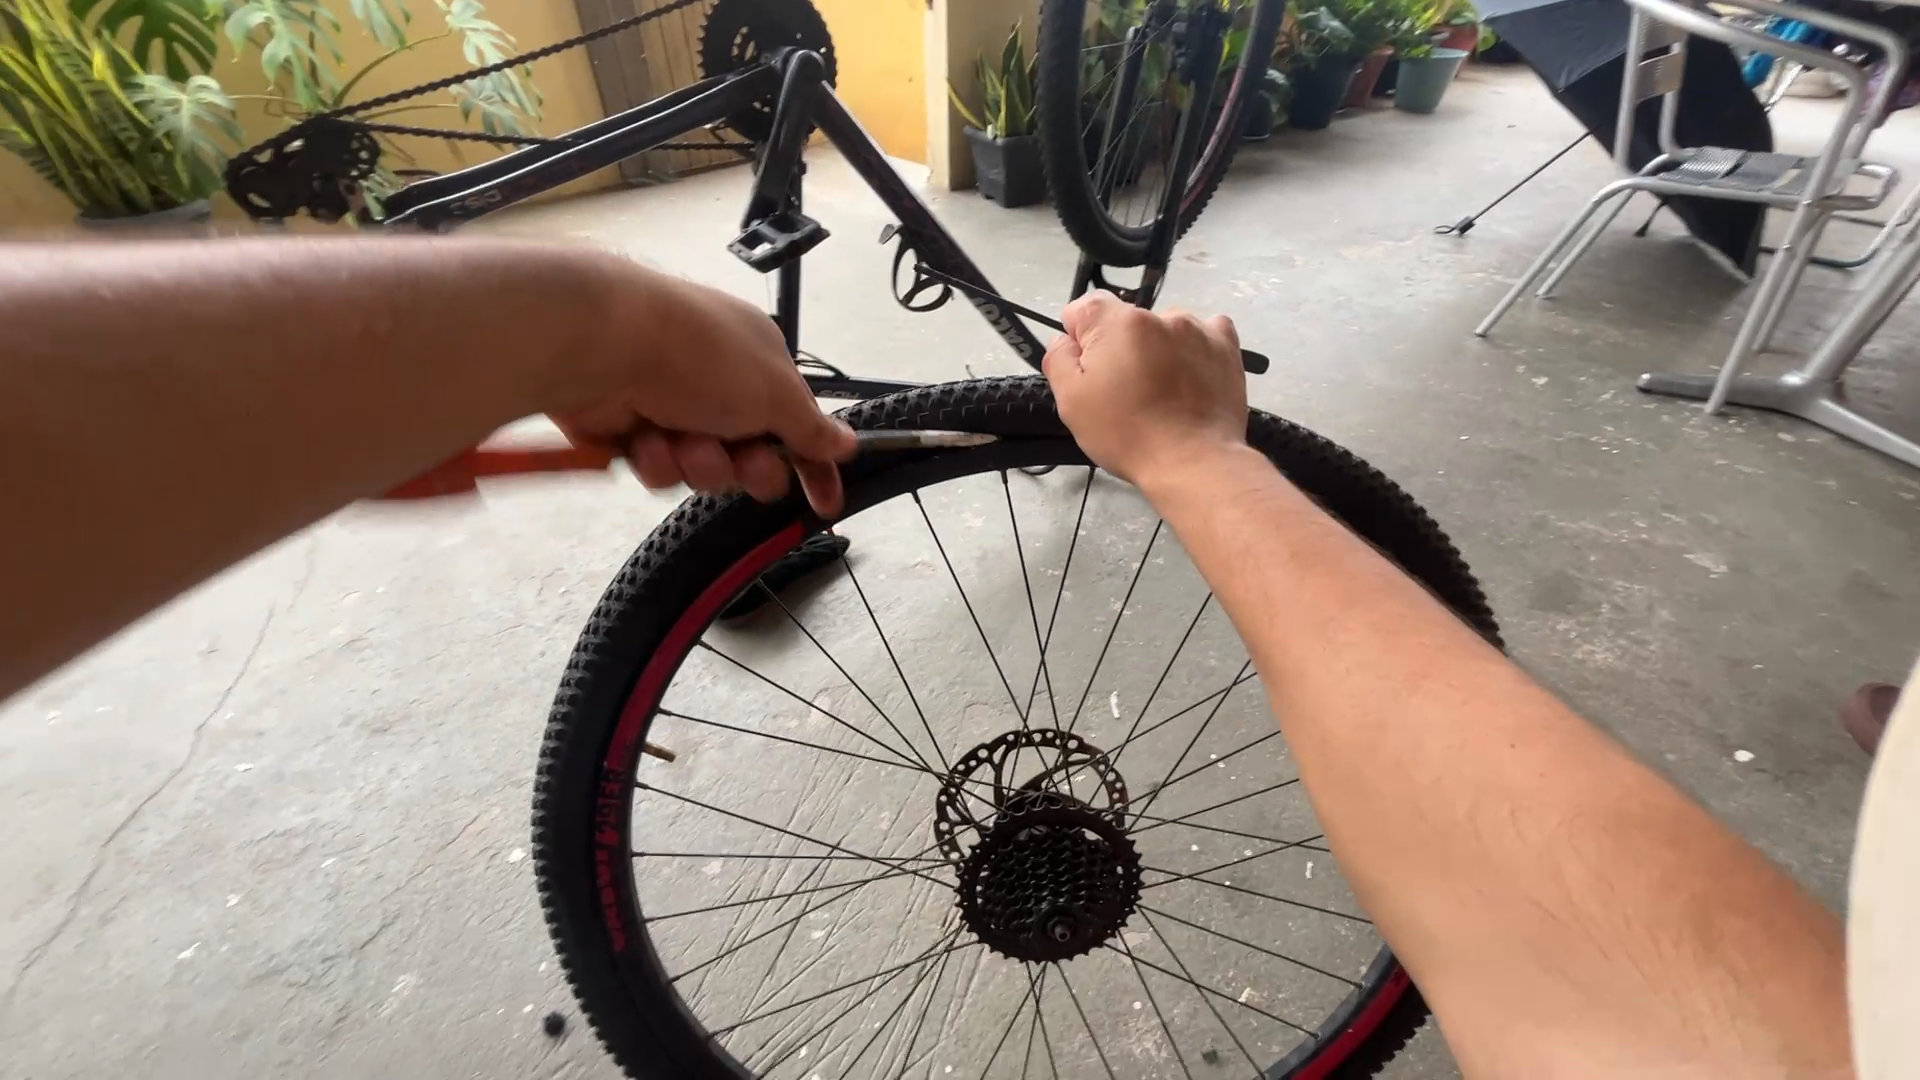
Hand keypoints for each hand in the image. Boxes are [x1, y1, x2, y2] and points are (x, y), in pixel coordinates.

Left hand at [549, 262, 856, 515]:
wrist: (600, 343)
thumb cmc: (700, 356)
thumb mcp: (775, 393)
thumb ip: (812, 429)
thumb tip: (848, 442)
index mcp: (762, 364)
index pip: (802, 426)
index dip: (816, 468)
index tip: (826, 504)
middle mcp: (722, 385)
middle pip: (754, 457)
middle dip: (751, 468)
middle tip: (747, 464)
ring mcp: (676, 406)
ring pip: (708, 470)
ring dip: (701, 464)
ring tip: (684, 441)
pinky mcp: (633, 430)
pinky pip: (663, 469)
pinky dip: (659, 460)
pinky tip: (646, 440)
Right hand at [1042, 291, 1247, 490]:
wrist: (1193, 461)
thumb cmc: (1126, 434)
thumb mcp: (1071, 402)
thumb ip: (1059, 359)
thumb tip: (1065, 340)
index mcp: (1117, 323)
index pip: (1083, 308)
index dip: (1077, 339)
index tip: (1086, 372)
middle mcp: (1160, 314)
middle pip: (1124, 321)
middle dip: (1117, 348)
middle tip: (1122, 392)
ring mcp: (1198, 328)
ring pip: (1161, 330)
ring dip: (1155, 350)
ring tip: (1159, 392)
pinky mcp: (1226, 347)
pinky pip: (1201, 335)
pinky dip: (1190, 351)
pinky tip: (1187, 379)